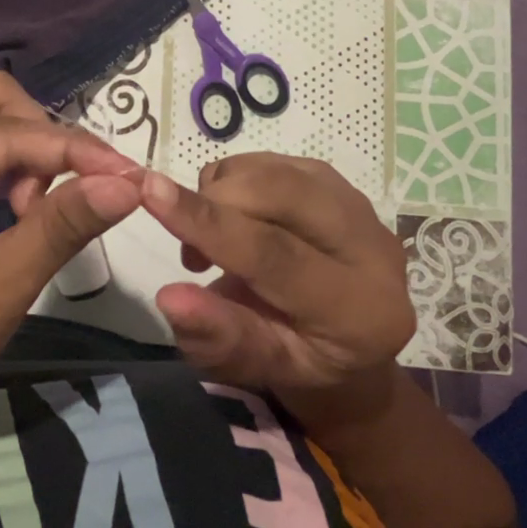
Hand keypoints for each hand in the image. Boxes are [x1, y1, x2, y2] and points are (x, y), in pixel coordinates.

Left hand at [0, 66, 145, 427]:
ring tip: (32, 202)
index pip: (1, 135)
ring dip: (25, 139)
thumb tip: (127, 183)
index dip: (68, 148)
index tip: (129, 174)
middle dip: (41, 137)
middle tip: (58, 200)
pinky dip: (9, 150)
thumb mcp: (0, 288)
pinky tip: (18, 198)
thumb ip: (60, 228)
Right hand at [140, 154, 414, 424]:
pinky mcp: (339, 184)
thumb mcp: (247, 367)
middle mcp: (376, 252)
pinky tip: (231, 219)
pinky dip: (233, 180)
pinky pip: (272, 160)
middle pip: (283, 193)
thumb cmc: (289, 362)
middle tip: (186, 242)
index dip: (209, 224)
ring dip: (222, 192)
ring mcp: (361, 209)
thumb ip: (214, 335)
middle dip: (216, 200)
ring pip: (274, 169)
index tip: (150, 191)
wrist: (338, 345)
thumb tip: (169, 297)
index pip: (275, 255)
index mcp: (360, 313)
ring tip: (210, 242)